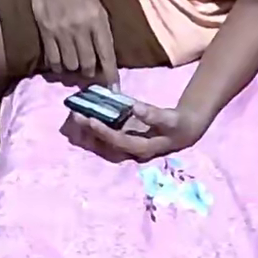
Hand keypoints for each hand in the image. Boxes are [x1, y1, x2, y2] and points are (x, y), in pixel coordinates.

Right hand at [30, 0, 115, 82]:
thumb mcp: (97, 6)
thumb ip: (101, 32)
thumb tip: (104, 60)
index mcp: (98, 20)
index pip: (107, 55)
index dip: (110, 76)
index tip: (113, 90)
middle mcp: (81, 27)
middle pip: (88, 65)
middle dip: (90, 74)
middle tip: (89, 74)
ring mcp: (62, 30)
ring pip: (71, 65)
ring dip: (74, 71)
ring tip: (74, 67)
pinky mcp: (46, 31)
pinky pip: (53, 60)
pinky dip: (58, 67)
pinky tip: (60, 64)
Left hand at [66, 101, 208, 162]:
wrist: (183, 131)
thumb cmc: (177, 125)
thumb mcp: (170, 120)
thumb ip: (153, 115)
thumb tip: (134, 107)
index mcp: (141, 148)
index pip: (118, 141)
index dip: (103, 132)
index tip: (89, 120)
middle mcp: (130, 150)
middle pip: (106, 144)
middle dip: (90, 131)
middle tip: (75, 114)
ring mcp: (126, 144)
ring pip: (103, 141)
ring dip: (89, 130)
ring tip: (76, 114)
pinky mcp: (125, 137)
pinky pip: (107, 133)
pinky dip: (96, 124)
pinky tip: (87, 113)